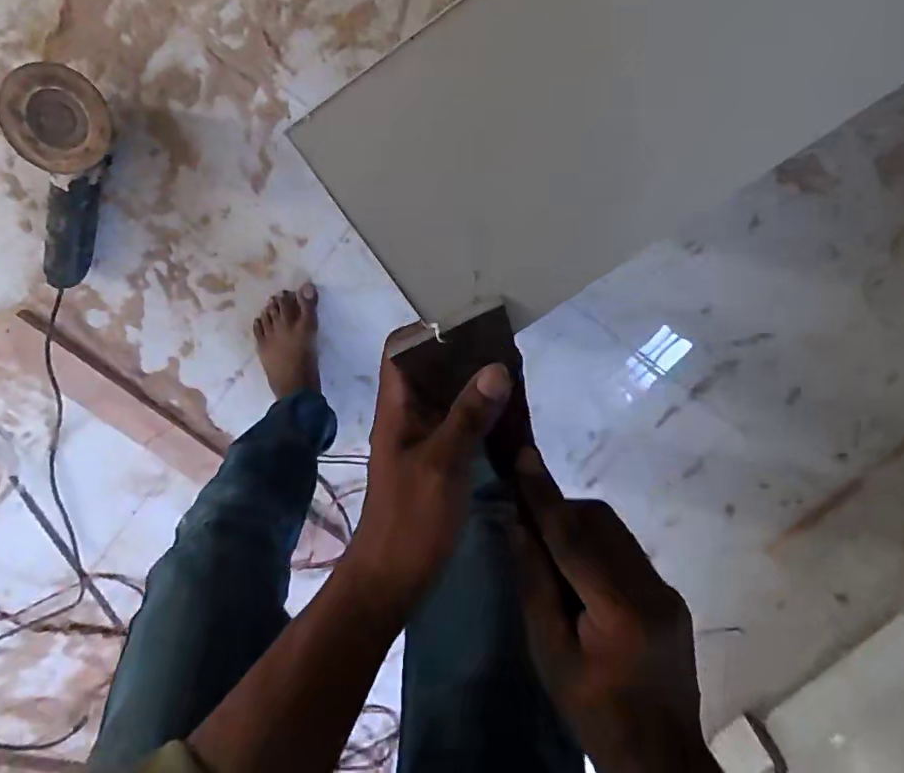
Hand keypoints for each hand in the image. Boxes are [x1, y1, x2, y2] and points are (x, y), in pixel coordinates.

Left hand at [338, 346, 510, 611]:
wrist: (391, 578)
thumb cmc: (412, 518)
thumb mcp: (443, 463)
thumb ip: (468, 414)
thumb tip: (496, 366)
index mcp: (395, 406)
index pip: (399, 349)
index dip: (426, 330)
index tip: (467, 325)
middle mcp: (405, 414)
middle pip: (426, 368)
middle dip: (460, 354)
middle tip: (502, 348)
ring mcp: (419, 437)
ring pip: (443, 395)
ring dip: (472, 383)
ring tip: (511, 375)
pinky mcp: (434, 459)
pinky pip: (454, 422)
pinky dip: (476, 412)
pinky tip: (506, 415)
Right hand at [507, 447, 717, 772]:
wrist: (661, 758)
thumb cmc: (594, 711)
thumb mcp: (550, 654)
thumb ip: (534, 584)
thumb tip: (515, 524)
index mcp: (619, 610)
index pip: (573, 538)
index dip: (544, 495)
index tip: (523, 455)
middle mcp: (650, 589)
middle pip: (597, 523)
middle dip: (558, 512)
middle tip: (525, 528)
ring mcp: (665, 591)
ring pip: (613, 530)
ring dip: (577, 527)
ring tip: (550, 555)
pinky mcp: (669, 595)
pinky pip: (625, 550)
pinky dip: (595, 547)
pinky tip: (579, 576)